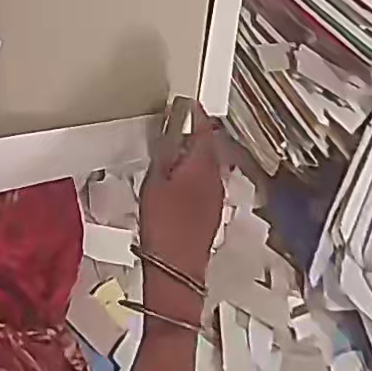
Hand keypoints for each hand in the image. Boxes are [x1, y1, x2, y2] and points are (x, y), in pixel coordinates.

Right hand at [137, 97, 224, 283]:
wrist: (176, 267)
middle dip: (196, 131)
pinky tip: (181, 178)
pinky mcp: (213, 210)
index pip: (204, 127)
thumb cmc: (163, 224)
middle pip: (210, 144)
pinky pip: (209, 179)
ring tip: (175, 150)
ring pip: (210, 162)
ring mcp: (217, 194)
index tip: (186, 103)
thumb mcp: (154, 179)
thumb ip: (165, 149)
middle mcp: (216, 176)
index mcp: (203, 163)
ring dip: (196, 152)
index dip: (195, 112)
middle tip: (178, 123)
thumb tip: (172, 126)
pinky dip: (196, 171)